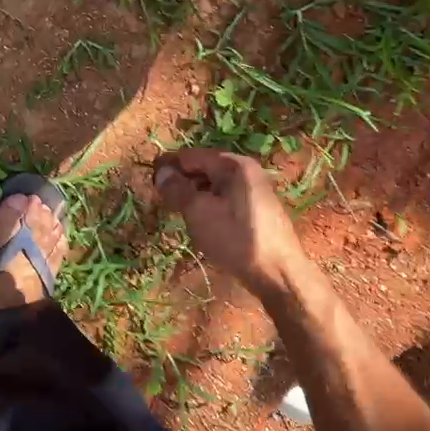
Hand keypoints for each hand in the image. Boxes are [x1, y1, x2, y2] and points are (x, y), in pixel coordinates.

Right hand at [153, 148, 304, 287]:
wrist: (279, 274)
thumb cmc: (236, 238)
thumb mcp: (198, 211)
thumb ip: (176, 188)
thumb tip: (161, 172)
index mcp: (233, 165)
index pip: (190, 155)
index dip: (168, 166)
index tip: (150, 182)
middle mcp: (246, 171)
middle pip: (203, 168)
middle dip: (181, 181)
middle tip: (163, 200)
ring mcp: (255, 190)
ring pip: (214, 185)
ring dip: (194, 195)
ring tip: (179, 213)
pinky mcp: (258, 210)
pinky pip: (225, 198)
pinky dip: (209, 205)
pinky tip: (202, 223)